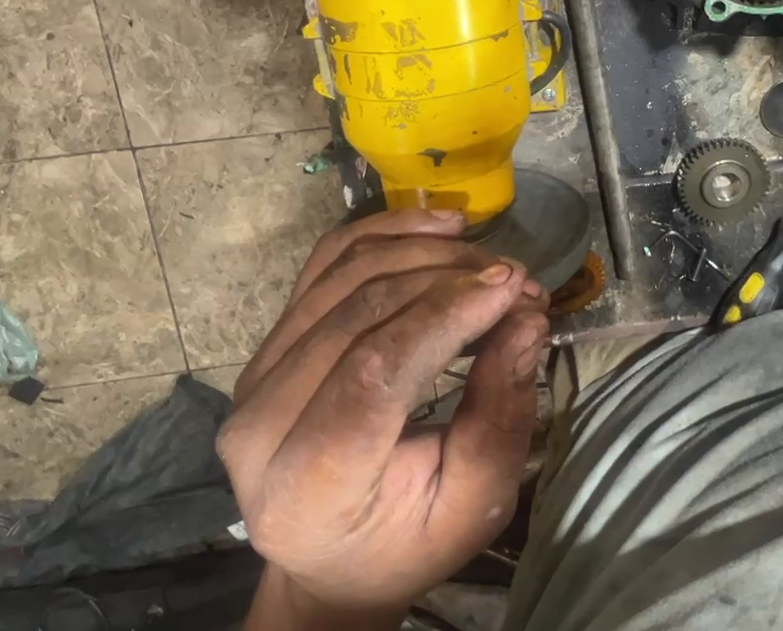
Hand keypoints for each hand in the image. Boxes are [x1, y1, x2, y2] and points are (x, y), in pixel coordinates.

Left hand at [218, 209, 548, 626]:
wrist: (336, 556)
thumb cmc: (410, 539)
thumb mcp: (476, 503)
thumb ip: (501, 415)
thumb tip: (525, 318)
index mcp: (308, 484)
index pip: (374, 370)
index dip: (446, 313)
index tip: (514, 287)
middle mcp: (261, 421)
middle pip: (359, 310)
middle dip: (451, 278)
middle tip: (521, 281)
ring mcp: (256, 373)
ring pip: (344, 272)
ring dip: (427, 249)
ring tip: (490, 260)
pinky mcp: (270, 342)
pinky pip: (326, 261)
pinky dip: (387, 230)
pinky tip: (441, 227)